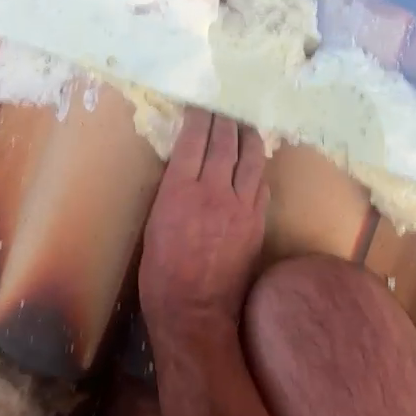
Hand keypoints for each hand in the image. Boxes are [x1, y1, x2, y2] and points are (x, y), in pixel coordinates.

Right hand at [139, 111, 268, 341]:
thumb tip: (184, 169)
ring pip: (251, 158)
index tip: (199, 106)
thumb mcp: (154, 223)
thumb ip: (172, 191)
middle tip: (224, 109)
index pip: (194, 139)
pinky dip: (257, 170)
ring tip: (245, 127)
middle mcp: (213, 190)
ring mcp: (241, 205)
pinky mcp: (257, 221)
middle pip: (224, 142)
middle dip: (224, 120)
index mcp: (180, 189)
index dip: (198, 118)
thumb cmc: (160, 273)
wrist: (194, 310)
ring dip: (247, 138)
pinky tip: (255, 165)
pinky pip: (261, 186)